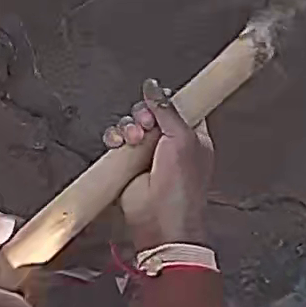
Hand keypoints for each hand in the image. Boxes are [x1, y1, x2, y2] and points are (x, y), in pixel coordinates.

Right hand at [103, 79, 213, 248]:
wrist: (161, 221)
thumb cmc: (182, 185)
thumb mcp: (182, 138)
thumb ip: (167, 108)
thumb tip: (153, 85)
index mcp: (190, 136)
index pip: (175, 106)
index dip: (164, 101)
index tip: (158, 103)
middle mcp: (169, 143)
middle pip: (149, 112)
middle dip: (143, 115)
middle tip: (146, 125)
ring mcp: (147, 153)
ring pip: (130, 123)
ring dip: (128, 127)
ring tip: (133, 141)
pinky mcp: (127, 163)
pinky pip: (116, 139)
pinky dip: (114, 138)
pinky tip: (118, 145)